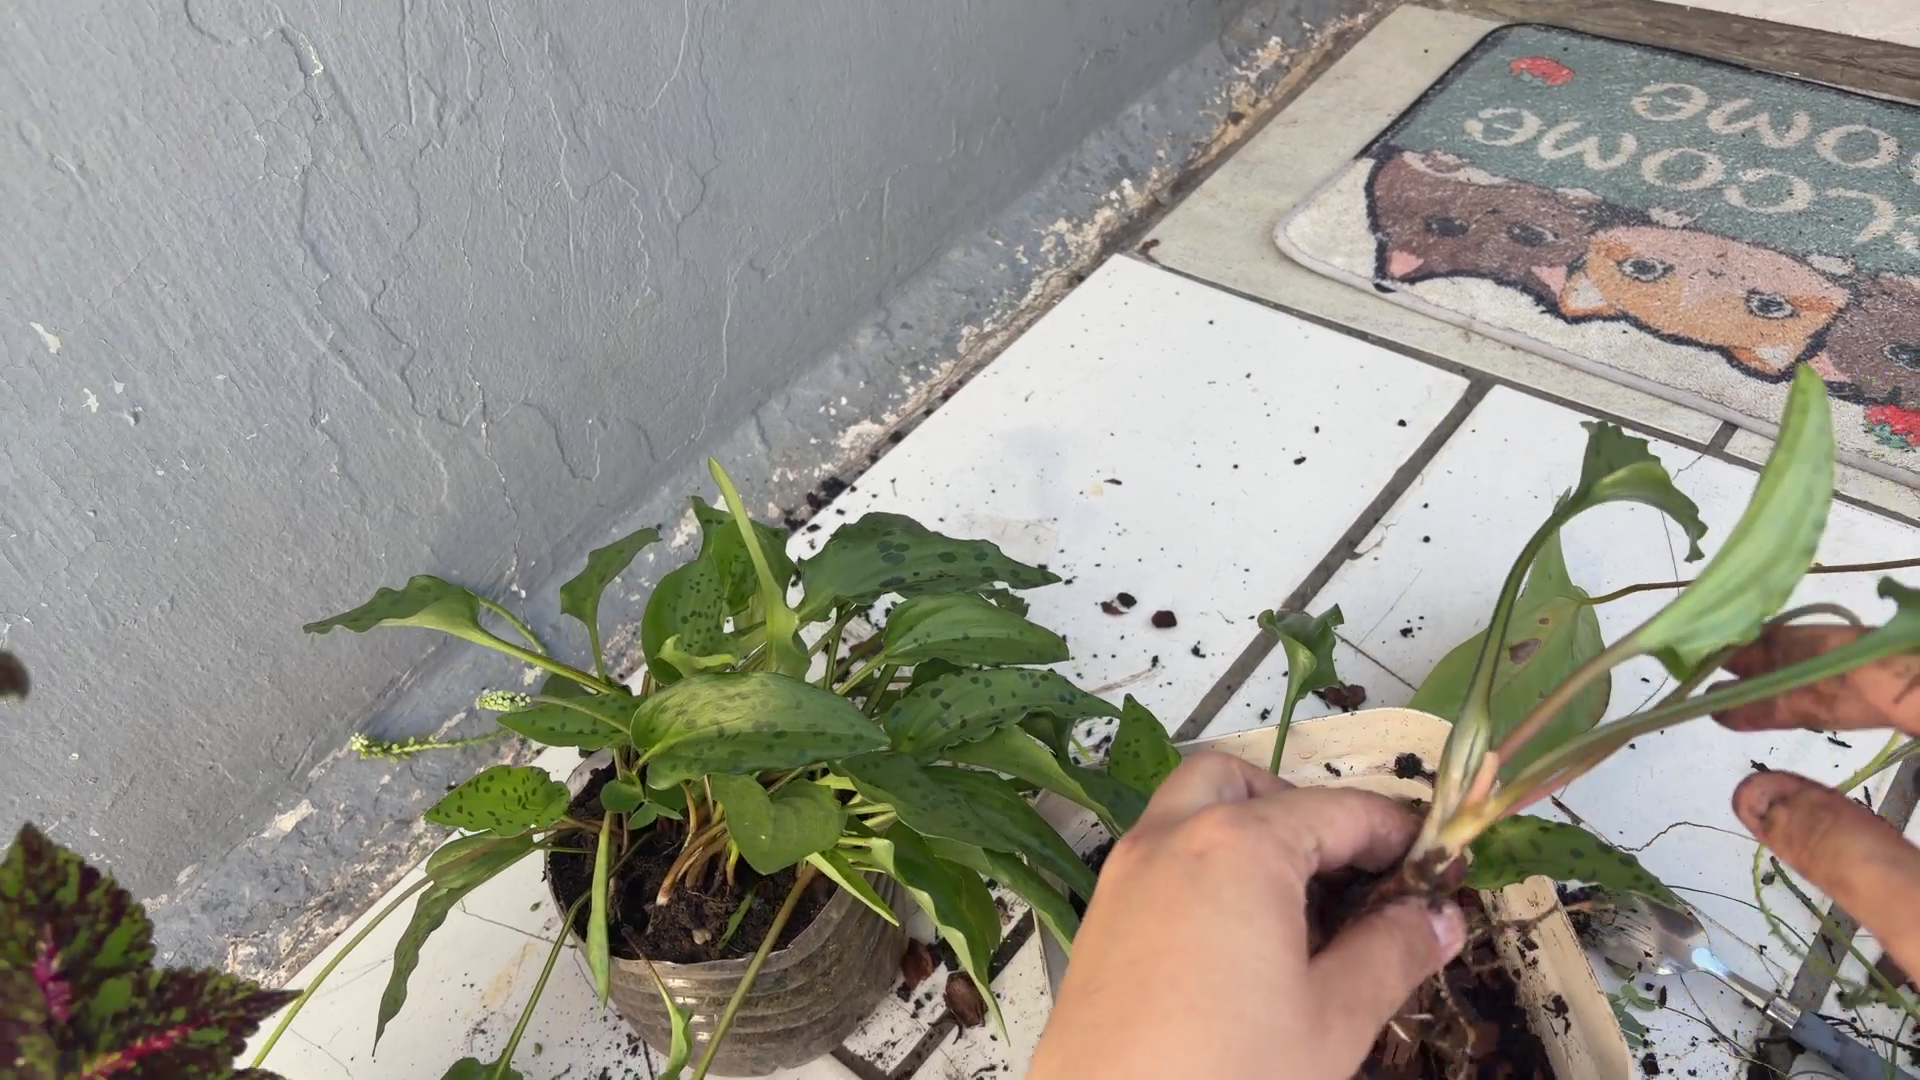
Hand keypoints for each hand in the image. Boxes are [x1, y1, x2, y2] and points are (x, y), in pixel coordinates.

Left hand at [1029, 753, 1464, 1079]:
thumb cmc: (1230, 1071)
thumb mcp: (1332, 1019)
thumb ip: (1389, 952)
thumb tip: (1437, 915)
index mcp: (1237, 843)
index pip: (1332, 809)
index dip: (1391, 830)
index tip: (1433, 862)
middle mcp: (1173, 830)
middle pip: (1241, 779)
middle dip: (1299, 807)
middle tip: (1345, 874)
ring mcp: (1130, 860)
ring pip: (1192, 801)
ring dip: (1246, 822)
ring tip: (1294, 902)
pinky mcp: (1106, 897)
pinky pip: (1162, 843)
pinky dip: (1204, 853)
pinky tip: (1235, 926)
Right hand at [1715, 624, 1919, 976]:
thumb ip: (1859, 865)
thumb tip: (1755, 794)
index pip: (1906, 668)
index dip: (1806, 654)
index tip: (1727, 664)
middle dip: (1832, 674)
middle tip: (1744, 690)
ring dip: (1874, 695)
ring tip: (1796, 711)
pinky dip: (1918, 722)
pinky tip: (1888, 737)